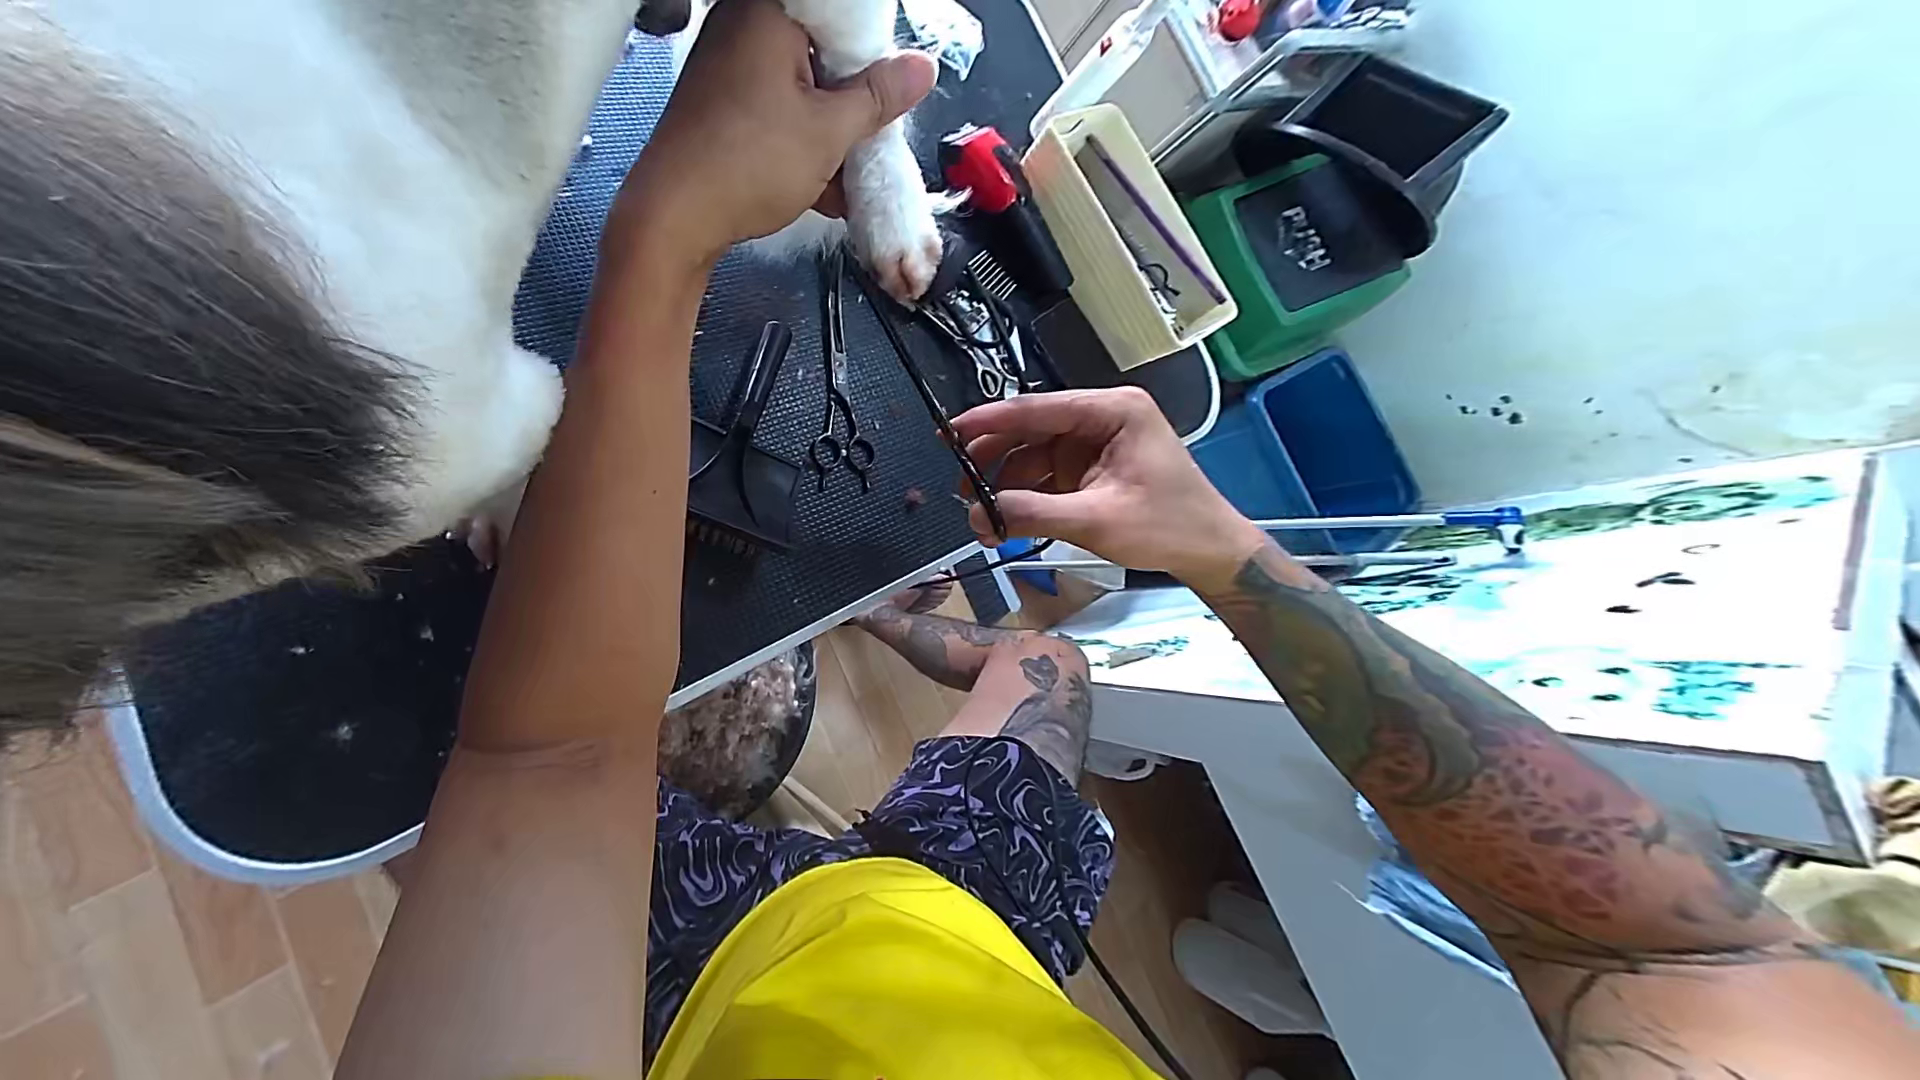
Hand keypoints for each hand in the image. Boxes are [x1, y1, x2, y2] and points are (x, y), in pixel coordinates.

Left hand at [614, 0, 935, 265]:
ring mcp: (730, 69)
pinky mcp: (725, 107)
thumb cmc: (747, 164)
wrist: (679, 216)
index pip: (842, 16)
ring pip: (803, 93)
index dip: (872, 57)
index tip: (887, 96)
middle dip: (851, 107)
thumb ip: (878, 97)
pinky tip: (820, 187)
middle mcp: (743, 28)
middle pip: (822, 57)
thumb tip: (920, 69)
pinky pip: (779, 117)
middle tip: (868, 143)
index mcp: (767, 13)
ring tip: (844, 179)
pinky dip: (803, 147)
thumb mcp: (829, 132)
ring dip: (831, 137)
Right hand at [951, 388, 1269, 583]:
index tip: (949, 434)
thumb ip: (1033, 514)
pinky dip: (1025, 496)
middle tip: (959, 486)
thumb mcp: (1096, 519)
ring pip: (1034, 455)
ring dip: (1006, 484)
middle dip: (994, 458)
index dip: (989, 420)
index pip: (1038, 408)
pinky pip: (1046, 476)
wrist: (1209, 550)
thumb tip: (978, 515)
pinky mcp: (1091, 469)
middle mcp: (1101, 418)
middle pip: (1031, 429)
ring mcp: (1095, 444)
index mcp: (1113, 411)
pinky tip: (1005, 519)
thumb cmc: (1167, 526)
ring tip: (982, 517)